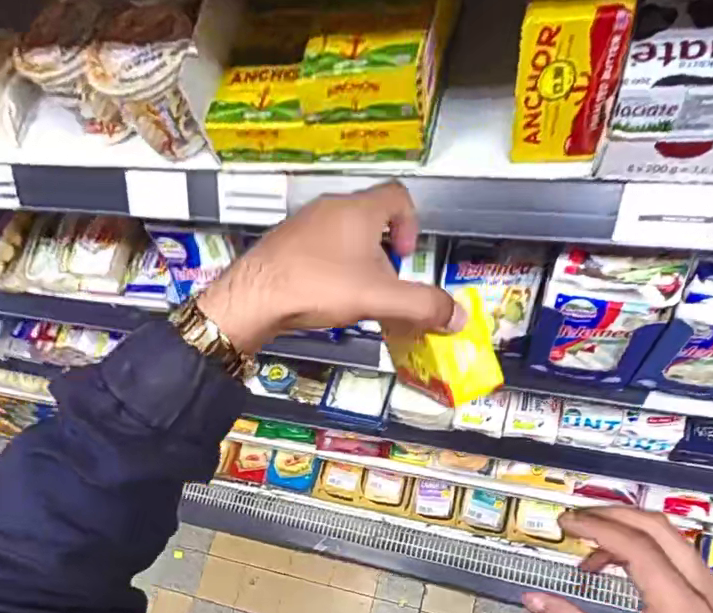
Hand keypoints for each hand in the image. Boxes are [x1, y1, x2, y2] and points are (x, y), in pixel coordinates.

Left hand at [196, 180, 463, 353]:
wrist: (255, 298)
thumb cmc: (318, 286)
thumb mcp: (380, 298)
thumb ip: (422, 306)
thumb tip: (457, 317)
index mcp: (358, 210)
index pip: (398, 196)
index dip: (411, 224)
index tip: (405, 257)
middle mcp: (331, 208)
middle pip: (372, 220)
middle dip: (387, 254)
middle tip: (386, 286)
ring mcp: (305, 225)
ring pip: (346, 236)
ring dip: (361, 263)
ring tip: (359, 296)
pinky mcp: (286, 244)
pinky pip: (321, 249)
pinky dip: (334, 269)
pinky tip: (329, 298)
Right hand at [523, 508, 712, 612]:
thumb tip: (534, 598)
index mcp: (680, 606)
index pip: (638, 548)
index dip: (598, 528)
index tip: (567, 523)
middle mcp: (702, 586)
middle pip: (656, 526)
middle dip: (610, 514)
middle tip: (575, 519)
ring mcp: (709, 580)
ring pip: (666, 530)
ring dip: (624, 524)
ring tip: (587, 537)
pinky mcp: (707, 582)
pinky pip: (672, 544)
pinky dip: (638, 539)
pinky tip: (610, 557)